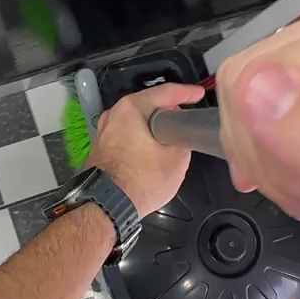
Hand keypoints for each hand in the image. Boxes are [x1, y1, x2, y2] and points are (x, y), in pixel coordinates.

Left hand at [85, 82, 206, 216]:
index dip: (187, 92)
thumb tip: (178, 136)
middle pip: (147, 104)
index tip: (199, 93)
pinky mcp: (100, 147)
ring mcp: (103, 130)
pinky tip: (152, 146)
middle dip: (167, 109)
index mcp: (131, 108)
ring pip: (135, 120)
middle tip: (185, 116)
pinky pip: (126, 134)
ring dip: (152, 125)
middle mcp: (113, 114)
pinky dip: (140, 136)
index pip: (165, 92)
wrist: (107, 206)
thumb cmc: (143, 179)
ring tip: (170, 133)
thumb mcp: (177, 159)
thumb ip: (182, 138)